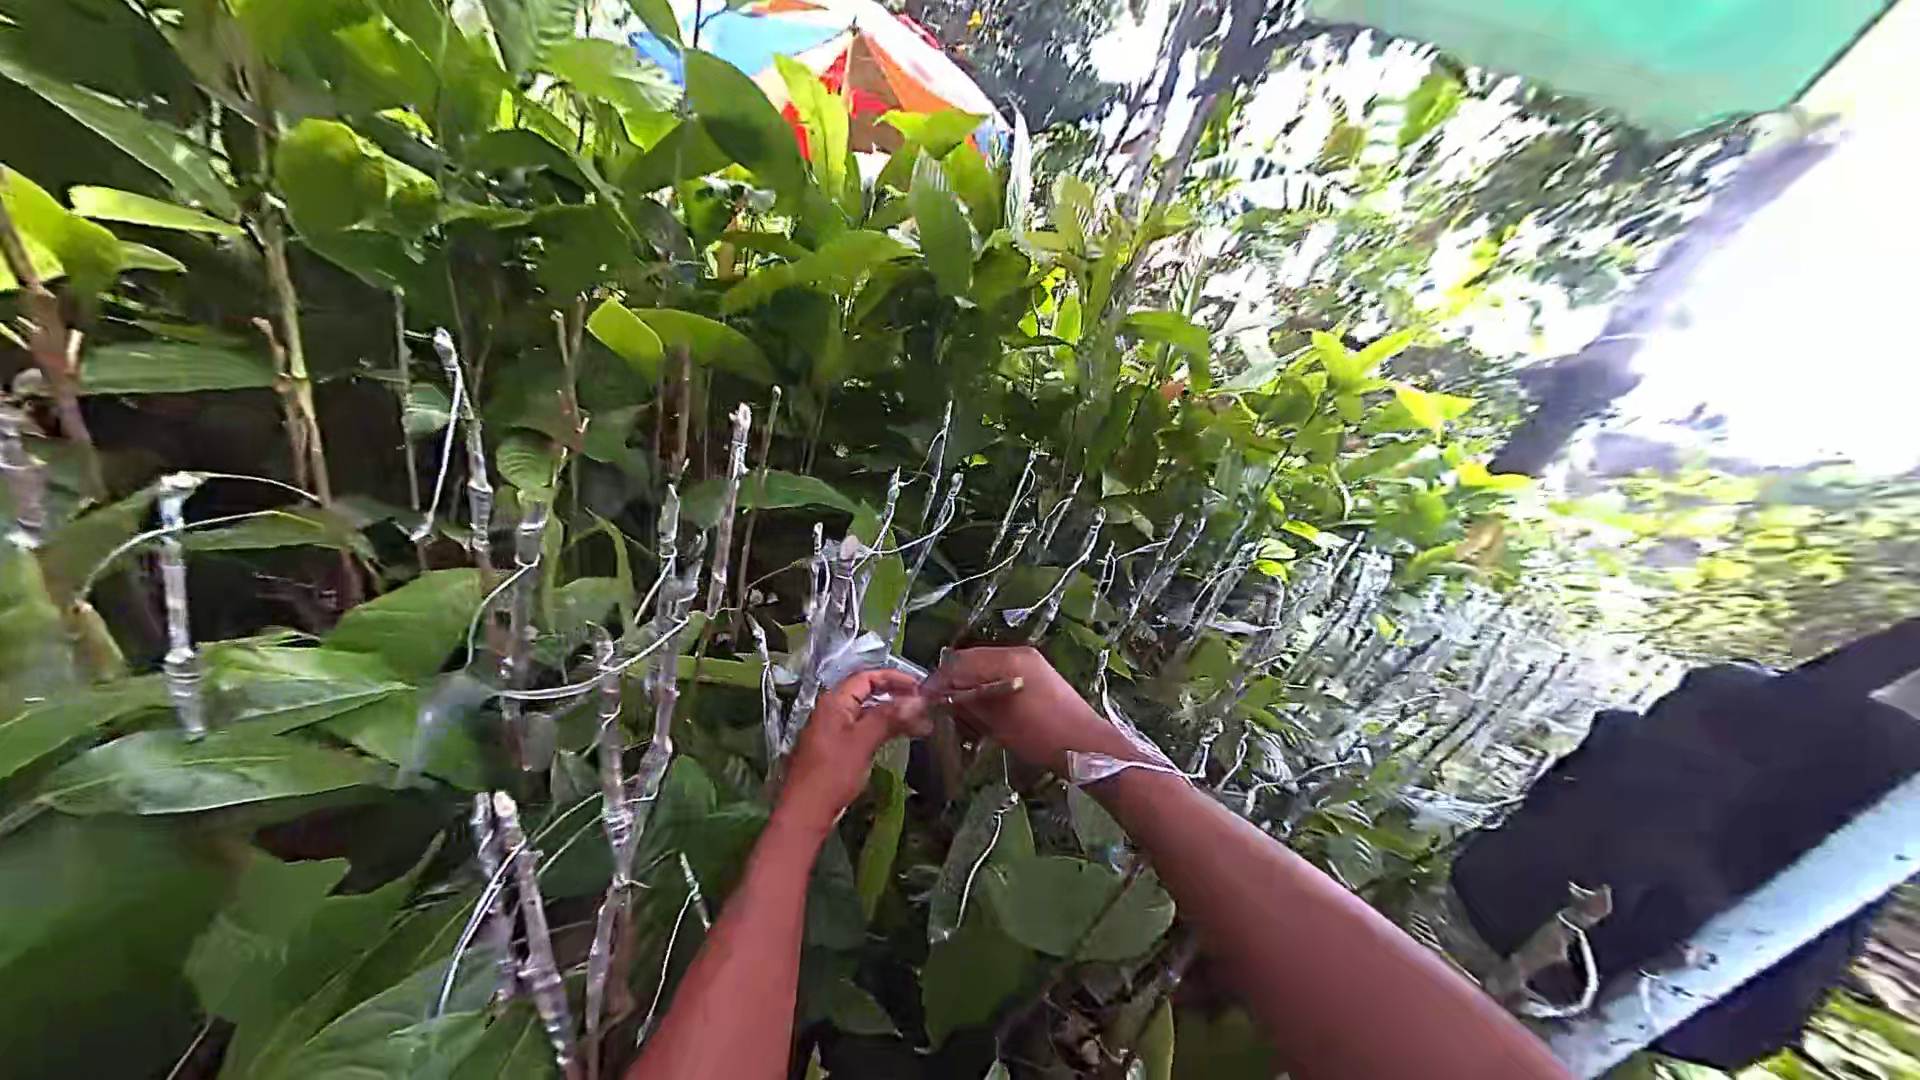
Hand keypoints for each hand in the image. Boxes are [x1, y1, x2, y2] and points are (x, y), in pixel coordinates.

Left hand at [777, 668, 931, 836]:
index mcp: (835, 701)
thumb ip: (889, 716)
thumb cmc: (832, 774)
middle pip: (870, 692)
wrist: (807, 813)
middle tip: (924, 703)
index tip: (920, 687)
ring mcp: (837, 729)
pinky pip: (868, 728)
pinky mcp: (841, 747)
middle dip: (898, 695)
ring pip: (871, 711)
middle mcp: (834, 710)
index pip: (868, 677)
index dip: (895, 678)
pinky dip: (887, 728)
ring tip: (922, 721)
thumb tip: (917, 699)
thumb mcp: (862, 741)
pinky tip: (906, 734)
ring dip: (895, 713)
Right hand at [923, 646, 1141, 774]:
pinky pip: (1000, 673)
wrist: (1088, 747)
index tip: (924, 700)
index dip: (939, 680)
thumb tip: (943, 698)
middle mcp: (1018, 653)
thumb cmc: (1042, 736)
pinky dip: (985, 687)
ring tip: (956, 710)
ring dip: (968, 684)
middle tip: (937, 706)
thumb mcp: (998, 724)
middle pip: (971, 660)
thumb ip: (968, 704)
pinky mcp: (1036, 674)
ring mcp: (1029, 662)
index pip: (960, 661)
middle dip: (952, 681)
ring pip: (985, 667)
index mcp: (1008, 660)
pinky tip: (980, 708)